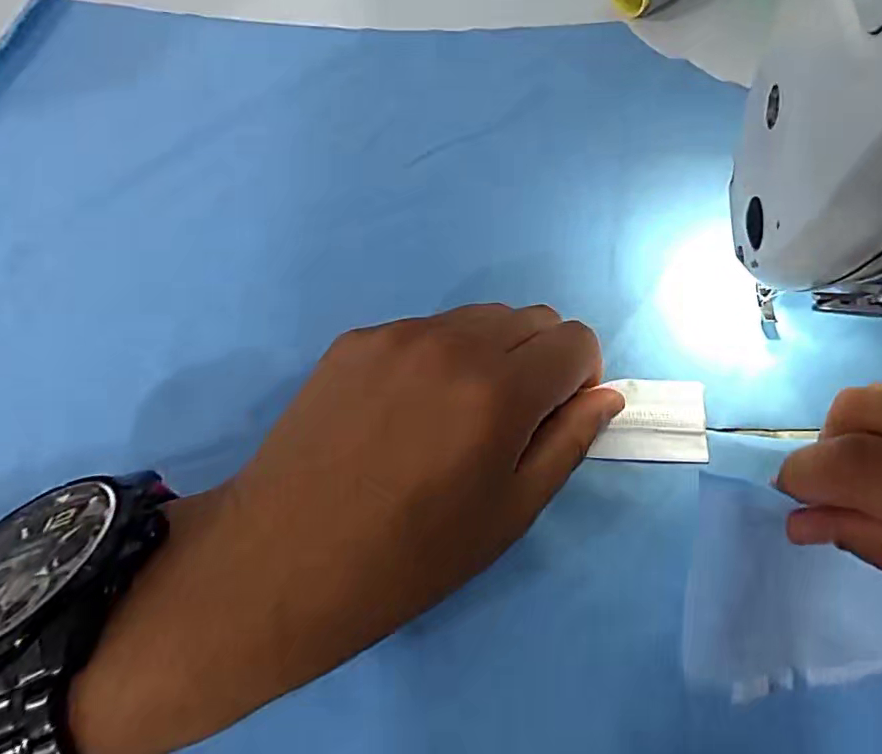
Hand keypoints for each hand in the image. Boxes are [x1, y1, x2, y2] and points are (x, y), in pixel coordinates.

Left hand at [73, 304, 621, 753]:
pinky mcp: (358, 337)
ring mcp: (400, 334)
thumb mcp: (510, 514)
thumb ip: (570, 442)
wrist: (276, 564)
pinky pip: (427, 329)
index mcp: (500, 390)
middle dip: (542, 358)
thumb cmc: (409, 556)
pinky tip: (402, 409)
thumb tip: (605, 394)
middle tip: (510, 417)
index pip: (578, 339)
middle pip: (535, 317)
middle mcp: (455, 343)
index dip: (582, 376)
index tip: (556, 414)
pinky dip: (440, 356)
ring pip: (482, 317)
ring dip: (493, 351)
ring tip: (454, 411)